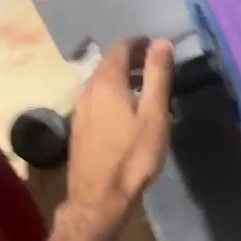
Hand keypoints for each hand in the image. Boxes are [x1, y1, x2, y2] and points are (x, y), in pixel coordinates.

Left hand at [64, 38, 173, 234]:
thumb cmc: (133, 156)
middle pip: (109, 63)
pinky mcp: (78, 127)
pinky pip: (96, 98)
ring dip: (122, 78)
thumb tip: (162, 42)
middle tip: (155, 65)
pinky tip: (126, 111)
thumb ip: (157, 76)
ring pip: (101, 82)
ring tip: (144, 87)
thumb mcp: (154, 115)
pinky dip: (112, 94)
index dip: (140, 43)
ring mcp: (79, 109)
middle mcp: (87, 89)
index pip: (121, 48)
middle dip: (132, 59)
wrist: (99, 198)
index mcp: (106, 82)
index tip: (158, 46)